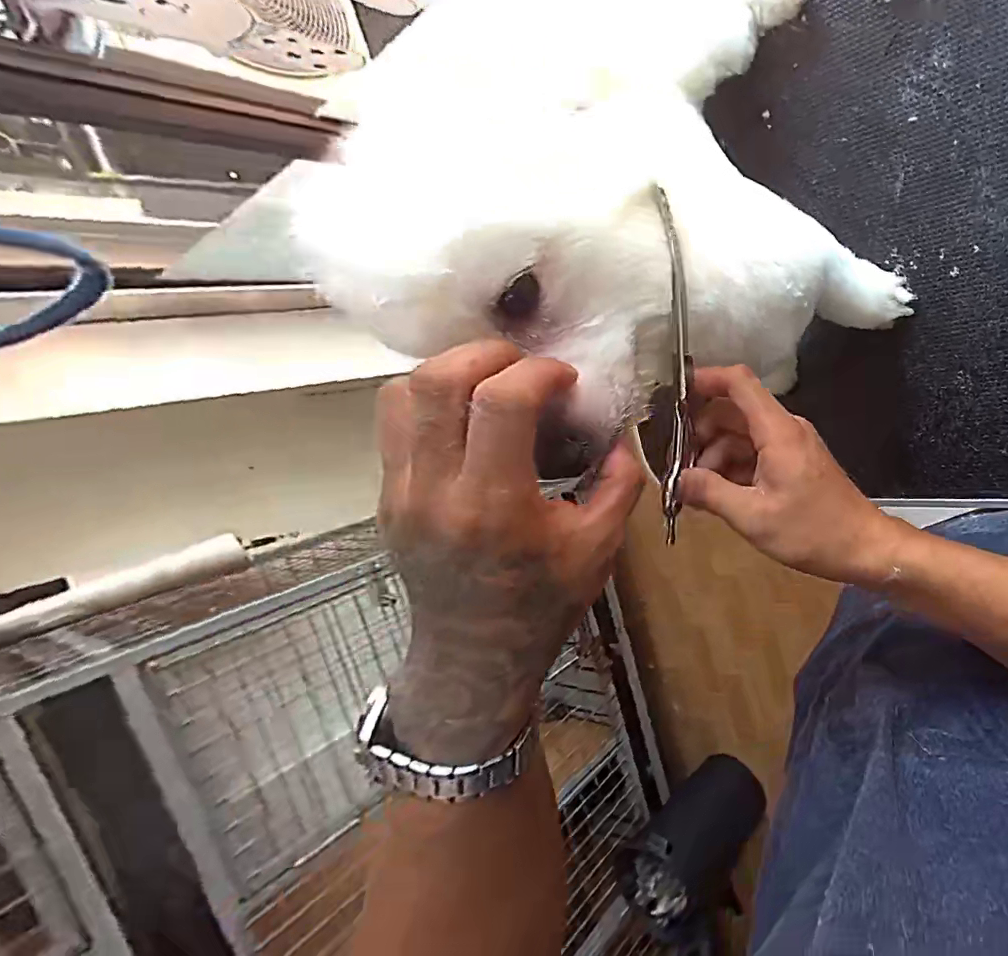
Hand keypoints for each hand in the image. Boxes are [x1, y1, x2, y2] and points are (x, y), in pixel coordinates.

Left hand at [377, 341, 644, 763]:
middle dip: (489, 354)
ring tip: (495, 382)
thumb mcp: (600, 545)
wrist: (475, 653)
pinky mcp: (387, 494)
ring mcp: (401, 491)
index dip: (539, 371)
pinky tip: (470, 412)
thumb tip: (620, 433)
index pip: (500, 402)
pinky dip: (433, 396)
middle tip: (526, 366)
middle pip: (438, 381)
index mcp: (495, 504)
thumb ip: (620, 482)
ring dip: (454, 370)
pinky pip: (396, 420)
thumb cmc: (544, 602)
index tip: (566, 379)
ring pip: (403, 392)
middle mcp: (436, 490)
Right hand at [677, 365, 913, 584]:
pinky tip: (717, 494)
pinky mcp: (793, 462)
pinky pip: (754, 452)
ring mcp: (790, 445)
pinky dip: (732, 467)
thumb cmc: (812, 531)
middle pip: (733, 411)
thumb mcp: (754, 517)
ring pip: (741, 434)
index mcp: (777, 430)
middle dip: (700, 433)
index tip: (671, 396)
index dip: (704, 380)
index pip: (738, 382)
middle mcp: (785, 428)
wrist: (863, 546)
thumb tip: (674, 480)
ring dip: (714, 455)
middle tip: (676, 465)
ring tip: (695, 489)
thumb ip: (710, 493)